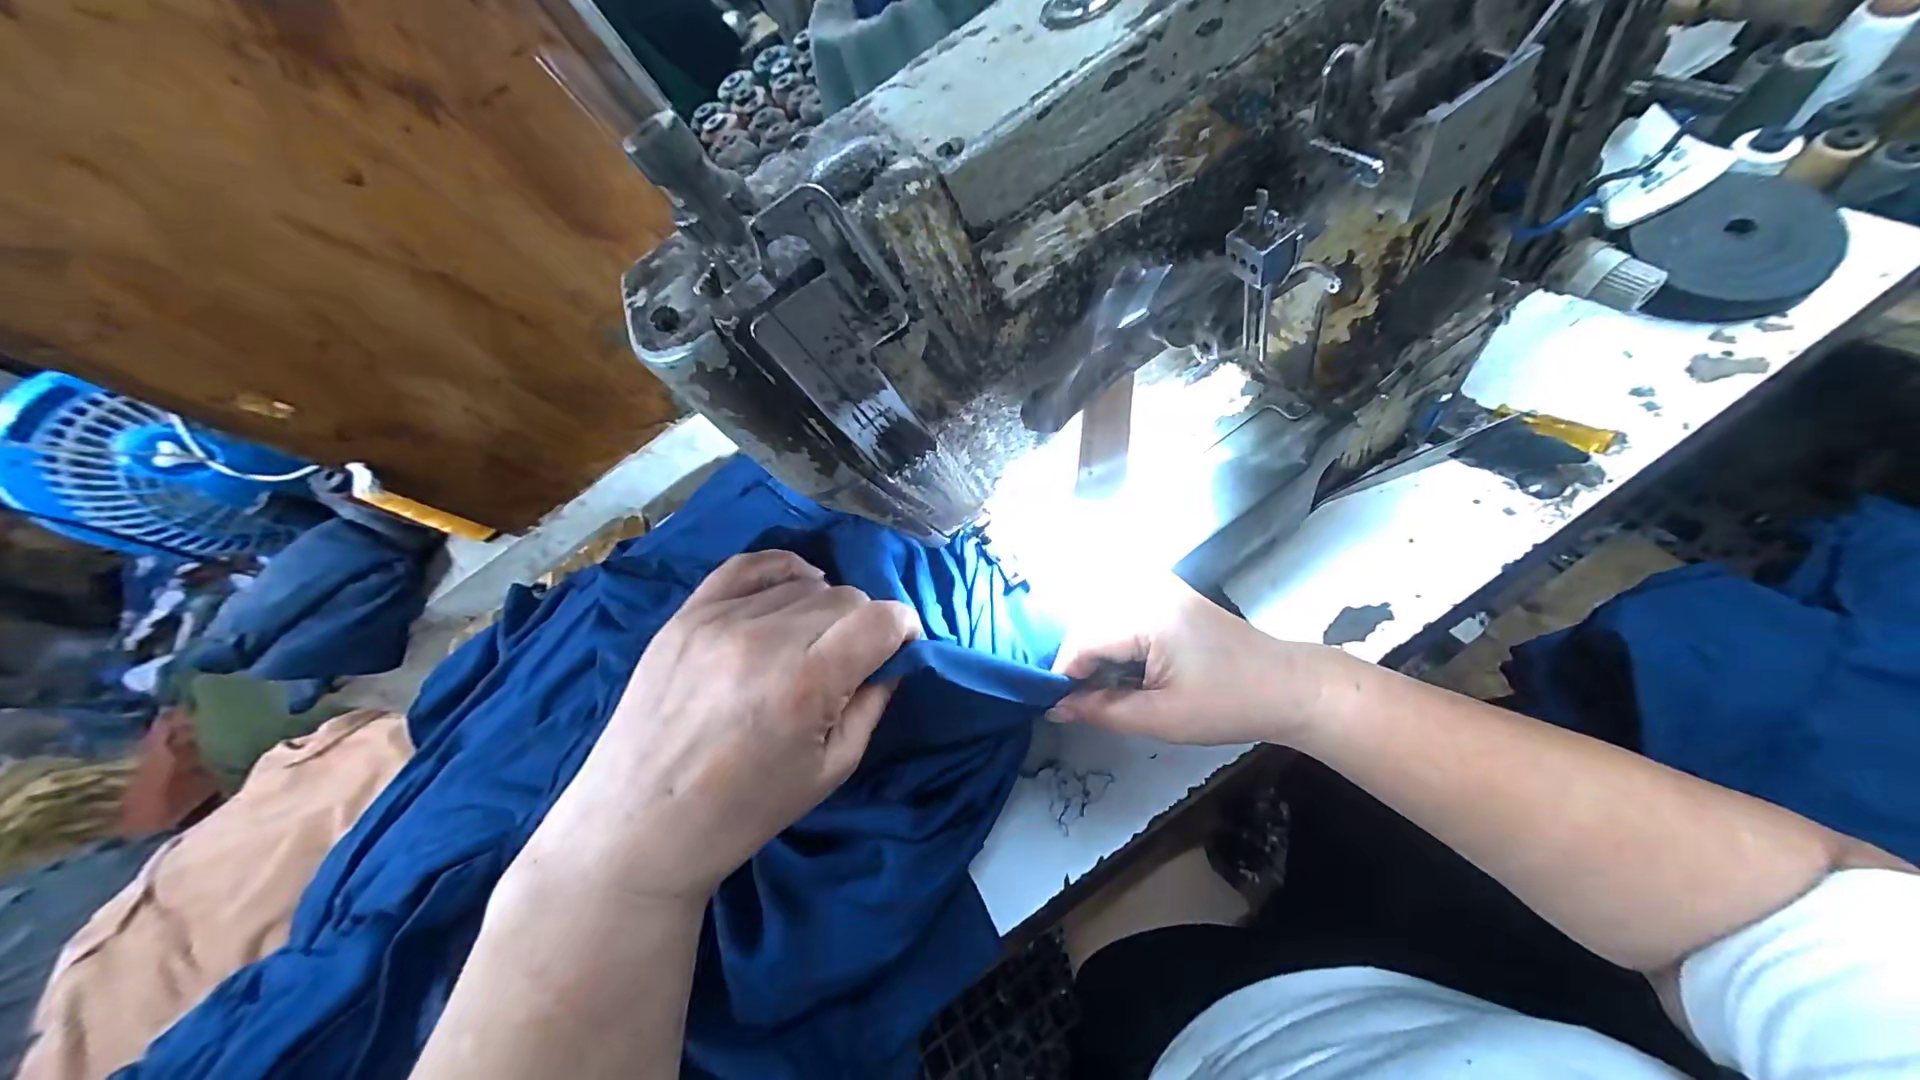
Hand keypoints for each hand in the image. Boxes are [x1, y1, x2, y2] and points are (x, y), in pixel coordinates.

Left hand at [520, 550, 920, 903]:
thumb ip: (871, 705)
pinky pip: (749, 566)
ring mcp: (720, 620)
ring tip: (810, 643)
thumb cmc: (744, 812)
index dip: (904, 628)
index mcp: (807, 684)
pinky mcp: (687, 614)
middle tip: (851, 658)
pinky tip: (792, 591)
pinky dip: (782, 571)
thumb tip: (891, 661)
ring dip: (823, 609)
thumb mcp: (830, 771)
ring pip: (804, 584)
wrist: (637, 827)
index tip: (902, 646)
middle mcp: (766, 639)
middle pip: (846, 597)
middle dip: (863, 623)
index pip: (881, 618)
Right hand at [1046, 573, 1354, 745]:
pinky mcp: (1166, 594)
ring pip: (1101, 620)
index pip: (1081, 641)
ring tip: (1110, 690)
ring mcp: (1157, 587)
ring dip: (1097, 656)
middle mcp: (1146, 589)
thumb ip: (1100, 710)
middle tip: (1086, 704)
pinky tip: (1130, 671)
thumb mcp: (1160, 718)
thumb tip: (1054, 708)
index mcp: (1145, 614)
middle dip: (1080, 666)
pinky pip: (1121, 615)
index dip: (1064, 677)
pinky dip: (1116, 644)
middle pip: (1087, 626)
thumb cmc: (1229, 704)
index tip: (1059, 708)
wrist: (1289, 685)